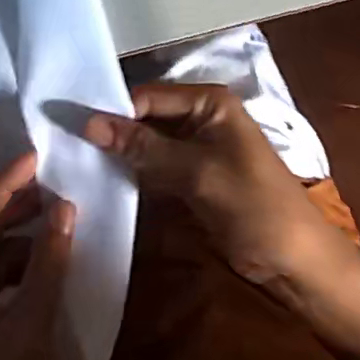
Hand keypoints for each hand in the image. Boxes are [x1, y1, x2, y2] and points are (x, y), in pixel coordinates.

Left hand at [0, 152, 75, 359]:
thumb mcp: (31, 328)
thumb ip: (48, 263)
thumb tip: (65, 206)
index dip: (6, 184)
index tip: (36, 156)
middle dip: (15, 209)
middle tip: (54, 182)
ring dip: (21, 240)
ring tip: (58, 220)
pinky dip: (19, 268)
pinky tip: (47, 261)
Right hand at [82, 83, 345, 287]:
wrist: (296, 263)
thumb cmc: (254, 207)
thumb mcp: (197, 173)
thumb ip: (145, 148)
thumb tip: (90, 123)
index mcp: (210, 102)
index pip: (148, 96)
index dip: (112, 111)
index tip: (70, 127)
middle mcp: (201, 116)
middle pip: (146, 116)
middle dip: (112, 130)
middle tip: (64, 142)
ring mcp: (196, 148)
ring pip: (147, 142)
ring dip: (119, 152)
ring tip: (74, 160)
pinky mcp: (192, 177)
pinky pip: (155, 165)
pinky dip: (133, 171)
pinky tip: (101, 179)